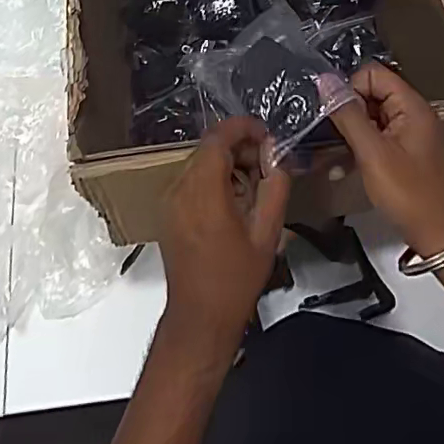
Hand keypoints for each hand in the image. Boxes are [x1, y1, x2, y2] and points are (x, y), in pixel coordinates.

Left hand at [159, 117, 290, 348]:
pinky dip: (212, 179)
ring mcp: (169, 199)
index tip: (266, 134)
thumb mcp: (267, 233)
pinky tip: (233, 202)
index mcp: (203, 191)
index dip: (242, 128)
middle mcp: (179, 188)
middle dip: (239, 148)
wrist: (200, 315)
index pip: (217, 139)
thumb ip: (275, 188)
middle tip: (267, 164)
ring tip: (254, 187)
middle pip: (208, 149)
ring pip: (199, 163)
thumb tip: (277, 156)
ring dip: (227, 165)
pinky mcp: (167, 210)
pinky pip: (190, 181)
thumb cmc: (236, 278)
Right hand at [329, 62, 443, 256]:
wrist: (439, 235)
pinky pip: (375, 132)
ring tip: (337, 147)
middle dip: (347, 108)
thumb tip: (324, 80)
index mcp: (412, 107)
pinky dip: (358, 142)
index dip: (349, 88)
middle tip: (333, 132)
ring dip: (350, 127)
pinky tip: (346, 160)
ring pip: (370, 113)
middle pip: (370, 91)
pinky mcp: (402, 149)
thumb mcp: (372, 153)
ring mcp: (408, 132)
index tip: (334, 113)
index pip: (372, 74)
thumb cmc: (409, 195)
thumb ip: (347, 115)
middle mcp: (412, 113)